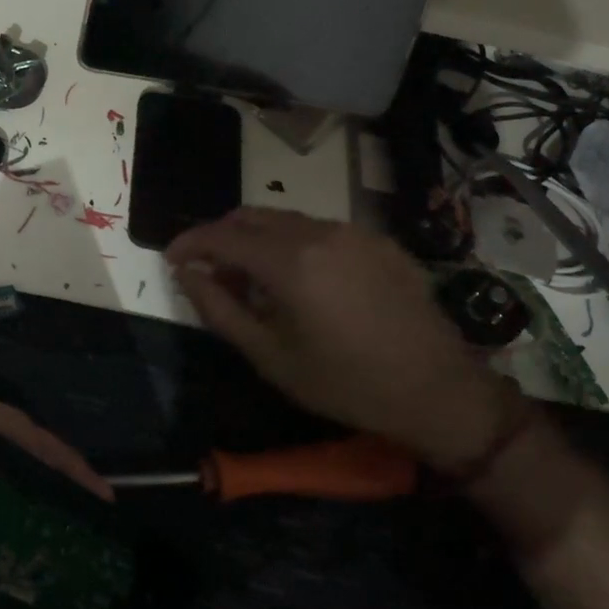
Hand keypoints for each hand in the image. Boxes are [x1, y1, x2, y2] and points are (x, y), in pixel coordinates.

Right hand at [168, 207, 514, 469]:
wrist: (438, 391)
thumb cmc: (345, 383)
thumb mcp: (270, 356)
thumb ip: (219, 309)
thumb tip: (186, 273)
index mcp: (290, 261)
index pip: (221, 236)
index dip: (189, 243)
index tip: (169, 259)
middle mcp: (320, 232)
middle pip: (251, 217)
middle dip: (220, 237)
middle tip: (207, 272)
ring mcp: (354, 232)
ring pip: (286, 220)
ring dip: (256, 240)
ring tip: (251, 280)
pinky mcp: (379, 241)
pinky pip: (320, 230)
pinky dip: (293, 244)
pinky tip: (299, 281)